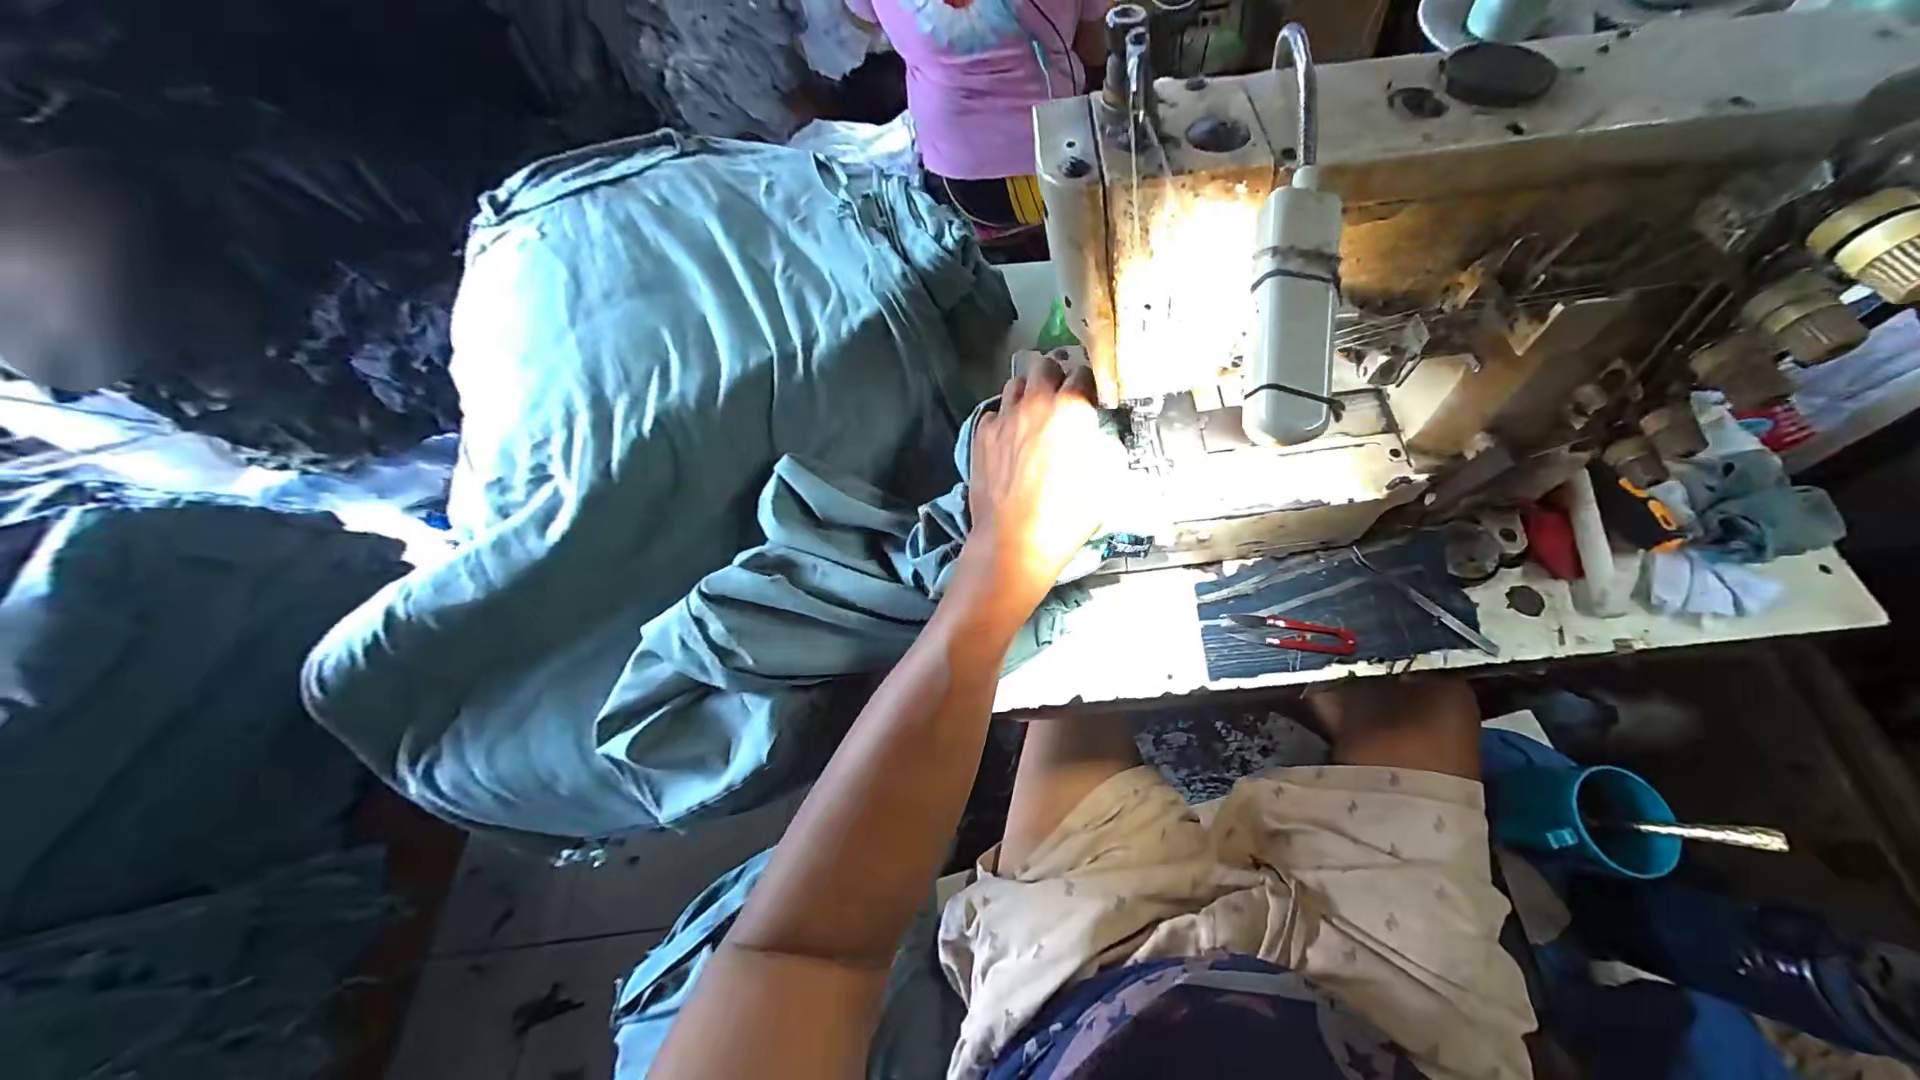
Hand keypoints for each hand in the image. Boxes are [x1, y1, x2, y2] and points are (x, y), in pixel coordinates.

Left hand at [959, 352, 1121, 612]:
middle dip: (1055, 377)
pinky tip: (1010, 438)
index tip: (1090, 399)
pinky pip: (994, 412)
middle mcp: (1036, 403)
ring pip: (1015, 384)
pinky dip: (1004, 418)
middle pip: (1045, 366)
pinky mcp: (980, 435)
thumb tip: (1100, 437)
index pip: (1084, 374)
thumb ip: (1104, 448)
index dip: (1089, 386)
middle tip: (1061, 399)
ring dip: (1028, 392)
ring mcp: (1003, 417)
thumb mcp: (1105, 483)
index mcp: (1071, 409)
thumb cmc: (1065, 518)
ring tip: (1033, 414)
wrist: (1013, 543)